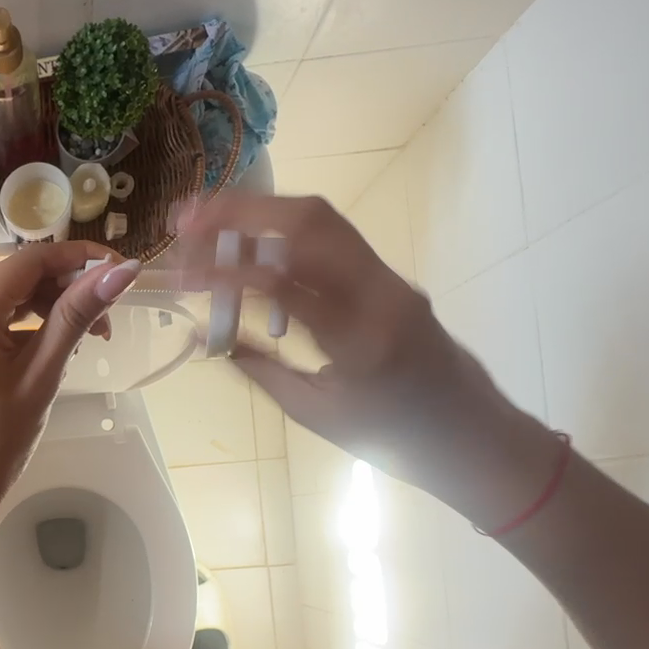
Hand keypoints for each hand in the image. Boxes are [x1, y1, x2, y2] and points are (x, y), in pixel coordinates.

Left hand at [0, 242, 142, 538]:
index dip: (78, 258)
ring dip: (50, 309)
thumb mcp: (41, 375)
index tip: (122, 274)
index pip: (29, 260)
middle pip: (18, 275)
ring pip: (9, 297)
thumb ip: (77, 316)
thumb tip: (123, 269)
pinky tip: (55, 349)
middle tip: (107, 323)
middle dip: (66, 289)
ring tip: (88, 341)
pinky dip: (27, 327)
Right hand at [175, 194, 557, 525]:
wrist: (465, 429)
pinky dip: (282, 231)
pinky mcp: (387, 275)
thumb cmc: (386, 435)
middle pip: (308, 223)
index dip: (225, 271)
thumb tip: (206, 335)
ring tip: (208, 219)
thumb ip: (259, 367)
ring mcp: (388, 276)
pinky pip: (331, 239)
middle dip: (241, 213)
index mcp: (358, 338)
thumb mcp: (312, 411)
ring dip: (261, 212)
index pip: (283, 283)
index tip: (182, 274)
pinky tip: (248, 242)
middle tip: (187, 217)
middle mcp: (379, 291)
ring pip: (322, 220)